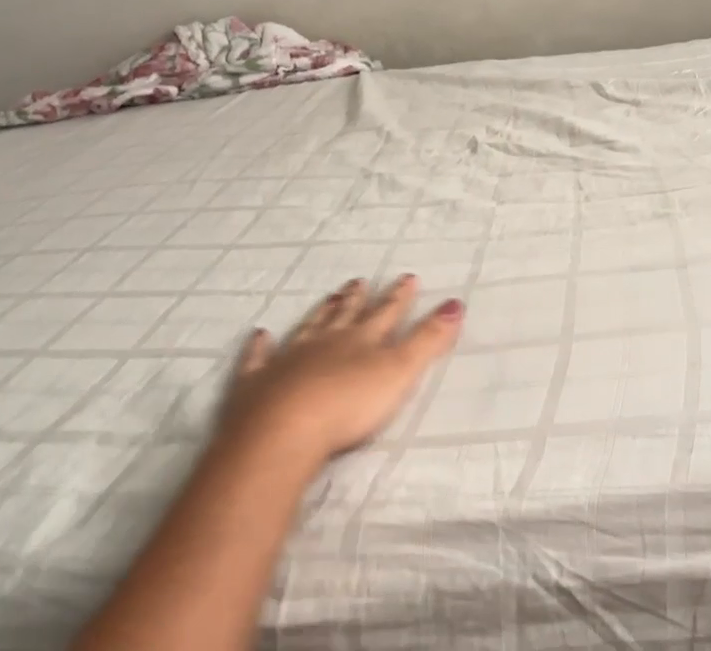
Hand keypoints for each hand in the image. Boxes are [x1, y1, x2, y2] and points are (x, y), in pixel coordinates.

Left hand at [216, 275, 462, 461]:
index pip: (386, 313)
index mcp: (362, 341)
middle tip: (359, 281)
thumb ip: (429, 339)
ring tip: (328, 298)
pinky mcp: (255, 384)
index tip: (408, 277)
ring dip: (320, 313)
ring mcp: (287, 360)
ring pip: (307, 330)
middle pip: (344, 316)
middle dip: (356, 299)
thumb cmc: (349, 404)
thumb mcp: (400, 371)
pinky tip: (260, 335)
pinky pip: (258, 359)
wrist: (282, 433)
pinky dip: (260, 347)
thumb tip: (456, 303)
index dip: (398, 297)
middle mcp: (325, 343)